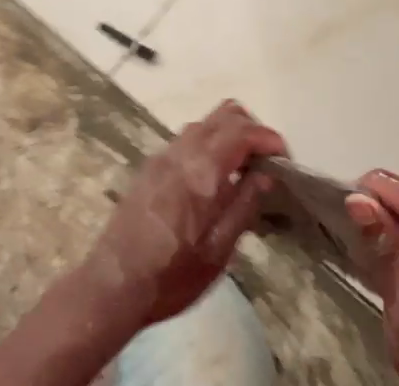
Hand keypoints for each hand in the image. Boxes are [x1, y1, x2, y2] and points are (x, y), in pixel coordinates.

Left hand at [82, 101, 288, 328]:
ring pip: (204, 123)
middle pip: (224, 114)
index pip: (243, 131)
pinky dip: (208, 145)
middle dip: (252, 130)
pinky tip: (213, 180)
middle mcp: (181, 152)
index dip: (269, 139)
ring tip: (243, 171)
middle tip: (266, 163)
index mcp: (201, 171)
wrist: (113, 284)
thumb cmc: (172, 275)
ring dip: (229, 135)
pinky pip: (186, 139)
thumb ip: (244, 205)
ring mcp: (162, 156)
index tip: (285, 161)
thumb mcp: (218, 250)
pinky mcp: (150, 167)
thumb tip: (267, 174)